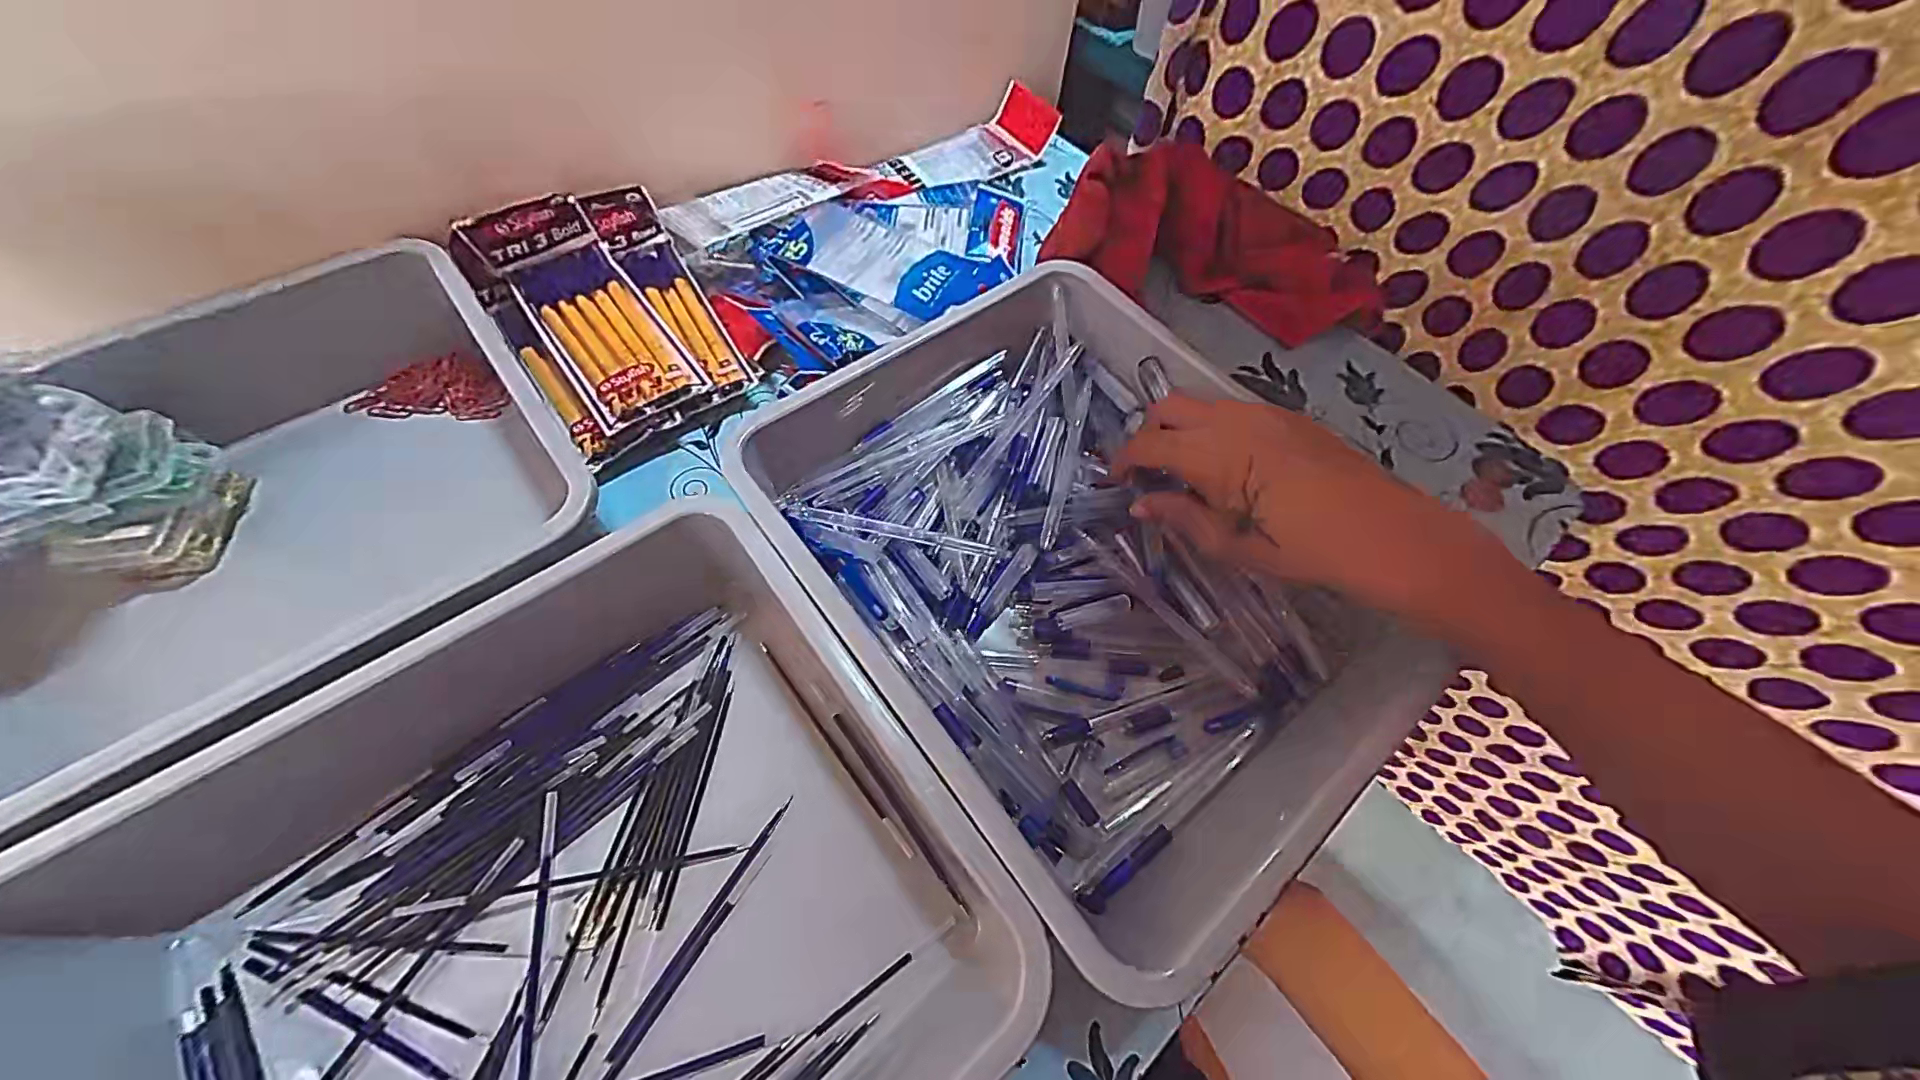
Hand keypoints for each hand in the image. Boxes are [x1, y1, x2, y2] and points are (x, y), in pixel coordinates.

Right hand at [1112, 395, 1520, 623]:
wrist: (1391, 535)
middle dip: (1147, 435)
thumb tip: (1141, 505)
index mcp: (1215, 454)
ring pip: (1200, 403)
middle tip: (1147, 473)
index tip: (1114, 480)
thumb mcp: (1236, 546)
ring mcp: (1265, 412)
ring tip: (1186, 470)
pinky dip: (1212, 426)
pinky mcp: (1289, 416)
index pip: (1148, 443)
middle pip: (1168, 407)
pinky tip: (1228, 463)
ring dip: (1180, 427)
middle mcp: (1234, 420)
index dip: (1123, 459)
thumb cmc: (1308, 550)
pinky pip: (1232, 409)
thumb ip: (1182, 518)